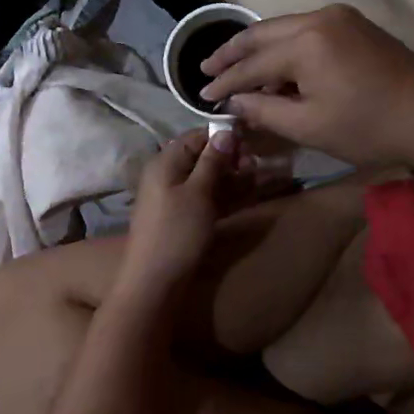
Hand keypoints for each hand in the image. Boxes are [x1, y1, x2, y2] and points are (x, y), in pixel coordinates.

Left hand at [120, 128, 238, 290]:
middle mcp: (168, 176)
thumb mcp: (198, 193)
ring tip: (257, 180)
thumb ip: (212, 162)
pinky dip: (225, 196)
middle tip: (254, 166)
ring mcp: (175, 198)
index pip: (195, 137)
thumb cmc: (177, 232)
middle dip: (230, 159)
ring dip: (232, 178)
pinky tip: (247, 197)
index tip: (248, 144)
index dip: (221, 137)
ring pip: (208, 180)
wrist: (155, 281)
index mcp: (165, 163)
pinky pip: (207, 199)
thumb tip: (225, 132)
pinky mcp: (184, 218)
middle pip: (202, 158)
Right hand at [198, 5, 413, 173]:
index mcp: (305, 42)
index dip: (224, 83)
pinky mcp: (356, 24)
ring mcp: (341, 17)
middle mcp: (319, 17)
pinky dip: (285, 47)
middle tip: (205, 68)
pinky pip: (307, 30)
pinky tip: (276, 65)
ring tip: (234, 67)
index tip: (200, 96)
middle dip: (232, 53)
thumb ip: (264, 111)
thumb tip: (234, 102)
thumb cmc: (369, 128)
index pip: (251, 63)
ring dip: (258, 48)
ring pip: (284, 28)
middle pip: (262, 33)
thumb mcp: (309, 127)